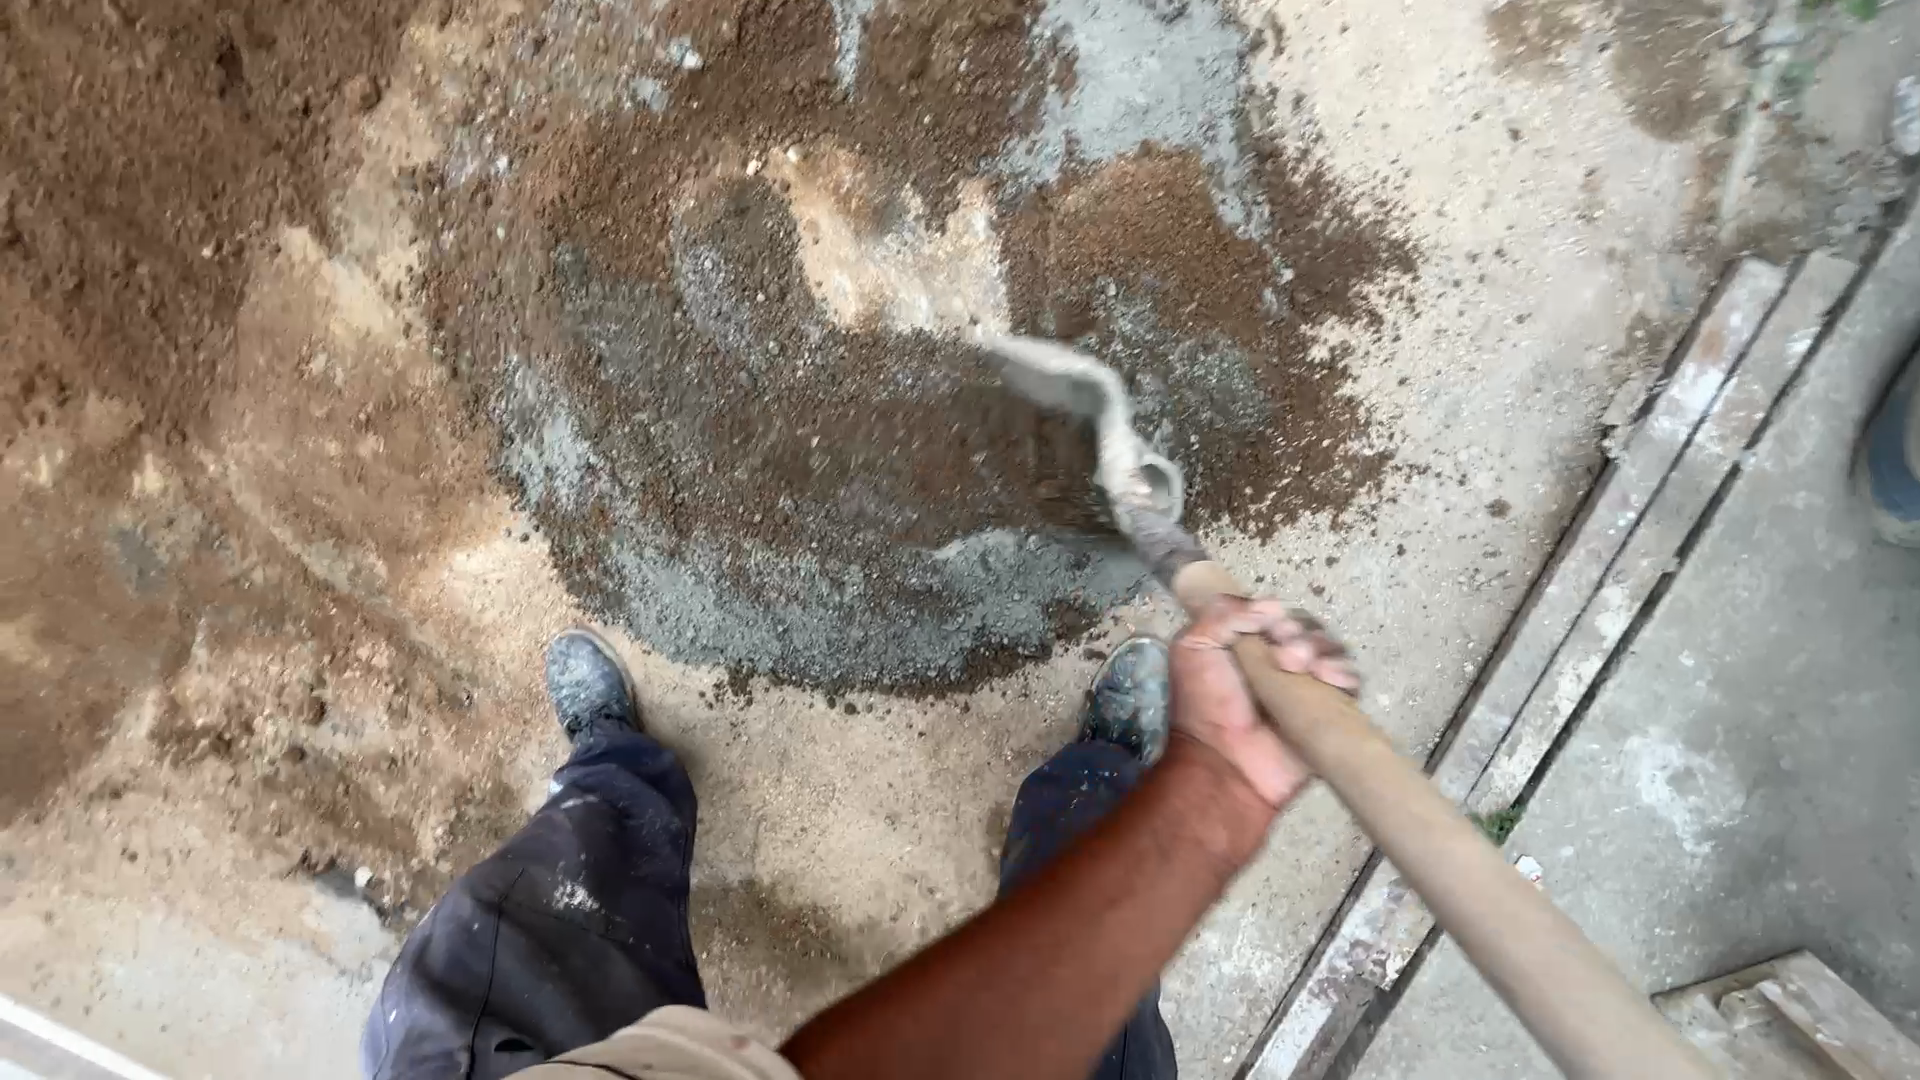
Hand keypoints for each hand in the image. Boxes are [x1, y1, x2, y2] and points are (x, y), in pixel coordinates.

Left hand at [1169, 598, 1359, 807]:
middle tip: (1285, 654)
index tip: (1269, 626)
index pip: (1275, 613)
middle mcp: (1279, 659)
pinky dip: (1344, 673)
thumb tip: (1273, 605)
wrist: (1224, 761)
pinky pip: (1350, 682)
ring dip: (1321, 650)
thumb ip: (1222, 615)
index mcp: (1247, 642)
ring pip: (1331, 650)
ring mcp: (1306, 684)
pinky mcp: (1330, 709)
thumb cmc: (1204, 703)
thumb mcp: (1194, 648)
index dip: (1276, 615)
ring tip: (1300, 667)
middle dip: (1300, 634)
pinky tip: (1328, 678)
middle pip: (1307, 628)